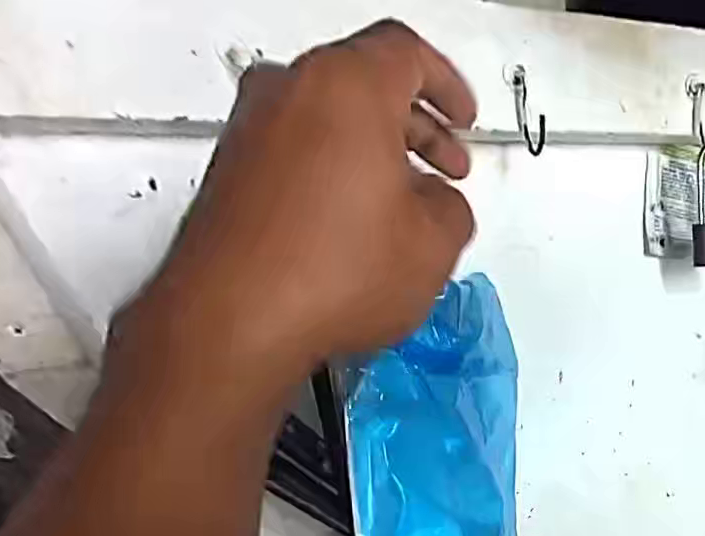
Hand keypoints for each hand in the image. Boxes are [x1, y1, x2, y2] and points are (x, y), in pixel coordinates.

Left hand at [110, 20, 476, 412]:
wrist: (242, 312)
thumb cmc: (343, 269)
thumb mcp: (437, 243)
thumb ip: (453, 207)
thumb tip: (439, 200)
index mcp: (347, 91)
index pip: (405, 53)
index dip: (448, 83)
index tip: (466, 116)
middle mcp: (290, 91)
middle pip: (366, 80)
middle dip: (420, 123)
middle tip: (452, 164)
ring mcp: (255, 127)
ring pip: (334, 114)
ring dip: (385, 148)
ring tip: (418, 199)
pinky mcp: (239, 165)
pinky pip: (307, 145)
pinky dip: (348, 165)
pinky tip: (373, 217)